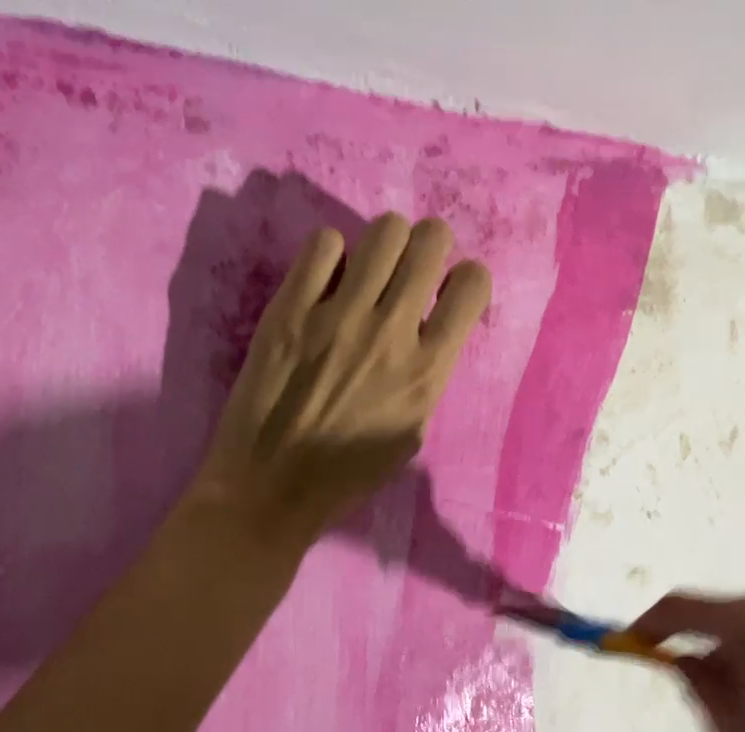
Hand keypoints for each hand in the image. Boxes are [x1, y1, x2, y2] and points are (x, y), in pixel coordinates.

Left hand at [186, 213, 490, 544]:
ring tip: (365, 272)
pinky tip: (322, 283)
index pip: (473, 283)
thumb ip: (425, 374)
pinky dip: (329, 255)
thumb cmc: (345, 474)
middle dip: (427, 247)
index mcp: (428, 370)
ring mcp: (339, 316)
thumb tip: (424, 331)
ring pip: (384, 230)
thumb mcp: (410, 433)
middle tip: (406, 271)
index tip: (444, 293)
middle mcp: (391, 331)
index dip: (463, 280)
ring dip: (383, 244)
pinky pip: (324, 243)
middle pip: (431, 239)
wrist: (270, 487)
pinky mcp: (290, 309)